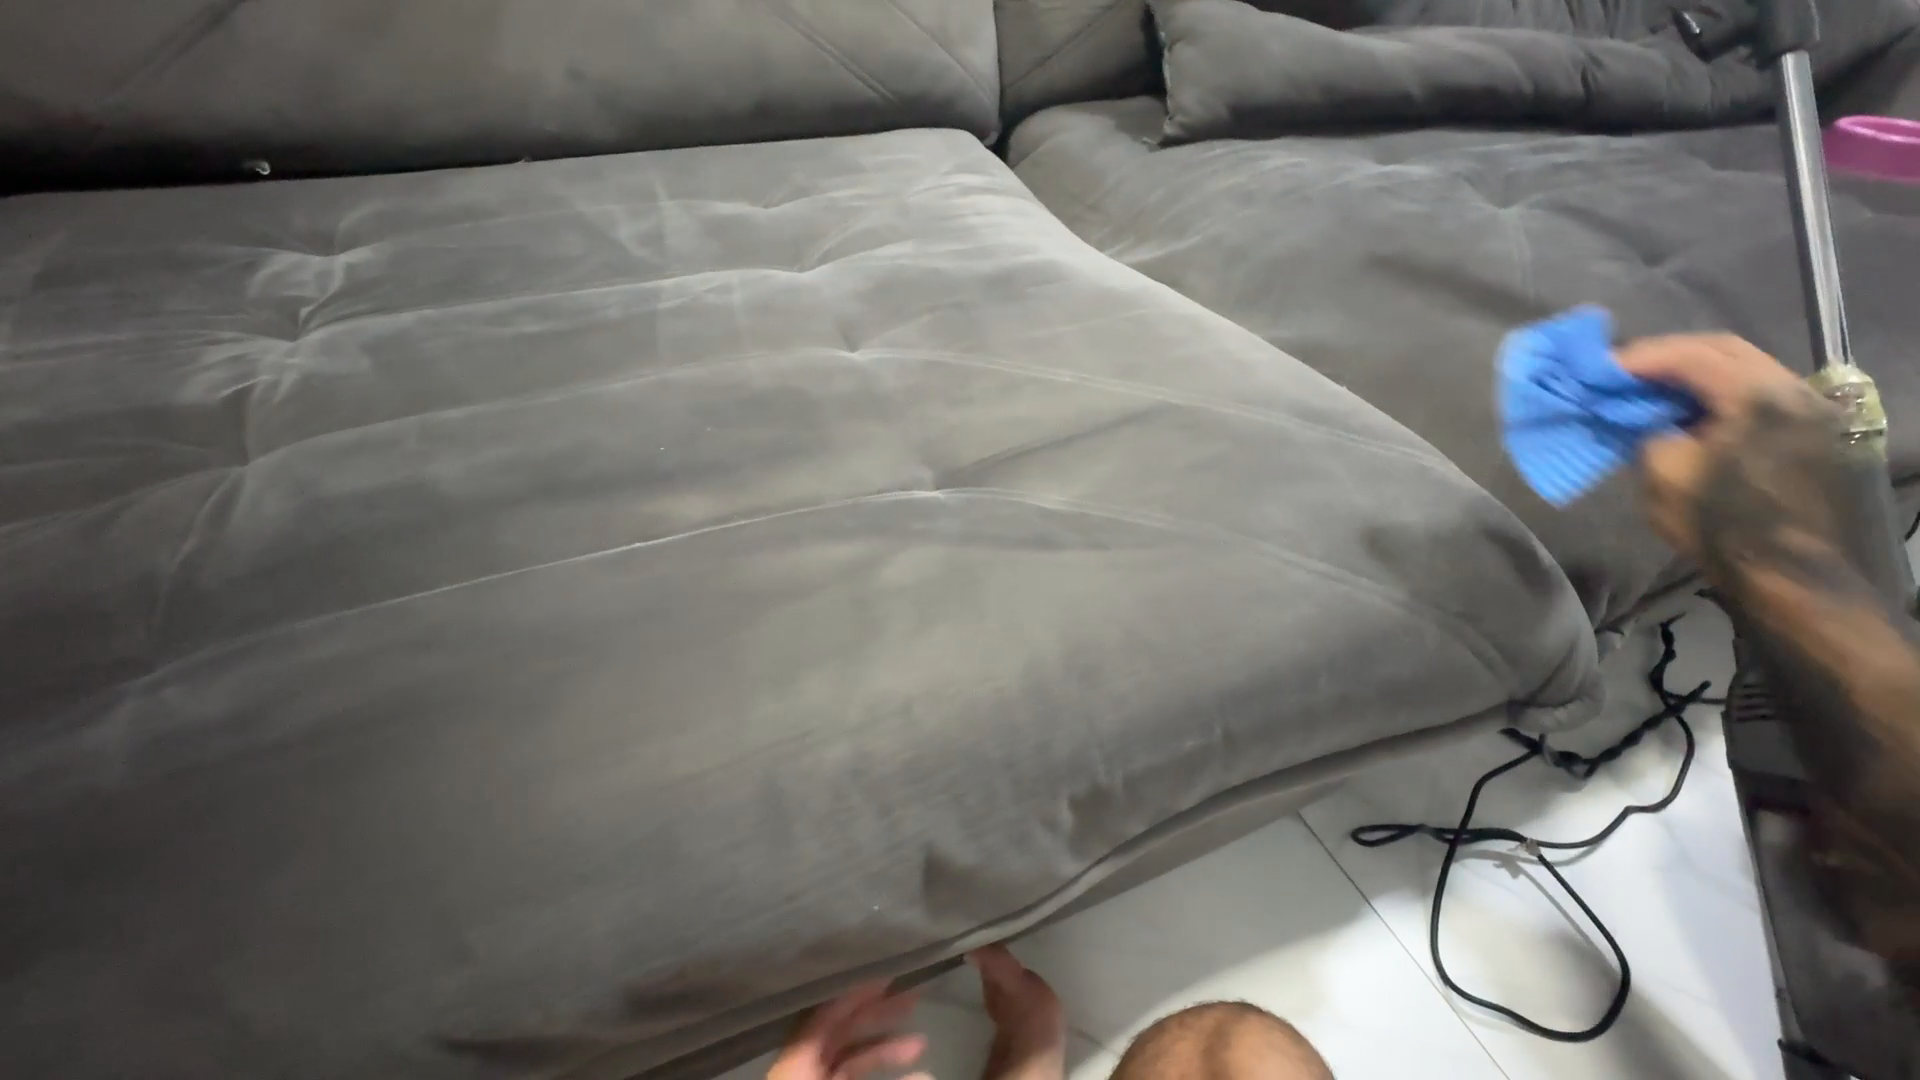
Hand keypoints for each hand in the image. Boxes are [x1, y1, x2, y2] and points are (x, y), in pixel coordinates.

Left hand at [768, 982, 927, 1079]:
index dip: (859, 992)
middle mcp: (801, 1066)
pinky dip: (872, 1075)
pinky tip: (909, 1076)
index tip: (890, 976)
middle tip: (915, 996)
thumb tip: (928, 1074)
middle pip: (842, 1030)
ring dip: (884, 1049)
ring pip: (848, 1059)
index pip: (829, 1012)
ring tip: (922, 1042)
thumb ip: (886, 1078)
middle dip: (879, 1015)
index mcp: (799, 1059)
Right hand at [1613, 333, 1840, 565]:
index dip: (1640, 358)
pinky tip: (1675, 411)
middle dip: (1665, 358)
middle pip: (1722, 350)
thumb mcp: (1663, 473)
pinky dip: (1706, 394)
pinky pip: (1747, 394)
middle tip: (1618, 374)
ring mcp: (1803, 409)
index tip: (1597, 371)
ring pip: (1737, 369)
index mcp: (1759, 397)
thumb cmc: (1718, 522)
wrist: (1784, 571)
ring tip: (1641, 391)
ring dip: (1686, 375)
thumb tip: (1634, 414)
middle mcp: (1791, 390)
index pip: (1693, 355)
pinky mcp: (1800, 430)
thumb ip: (1647, 430)